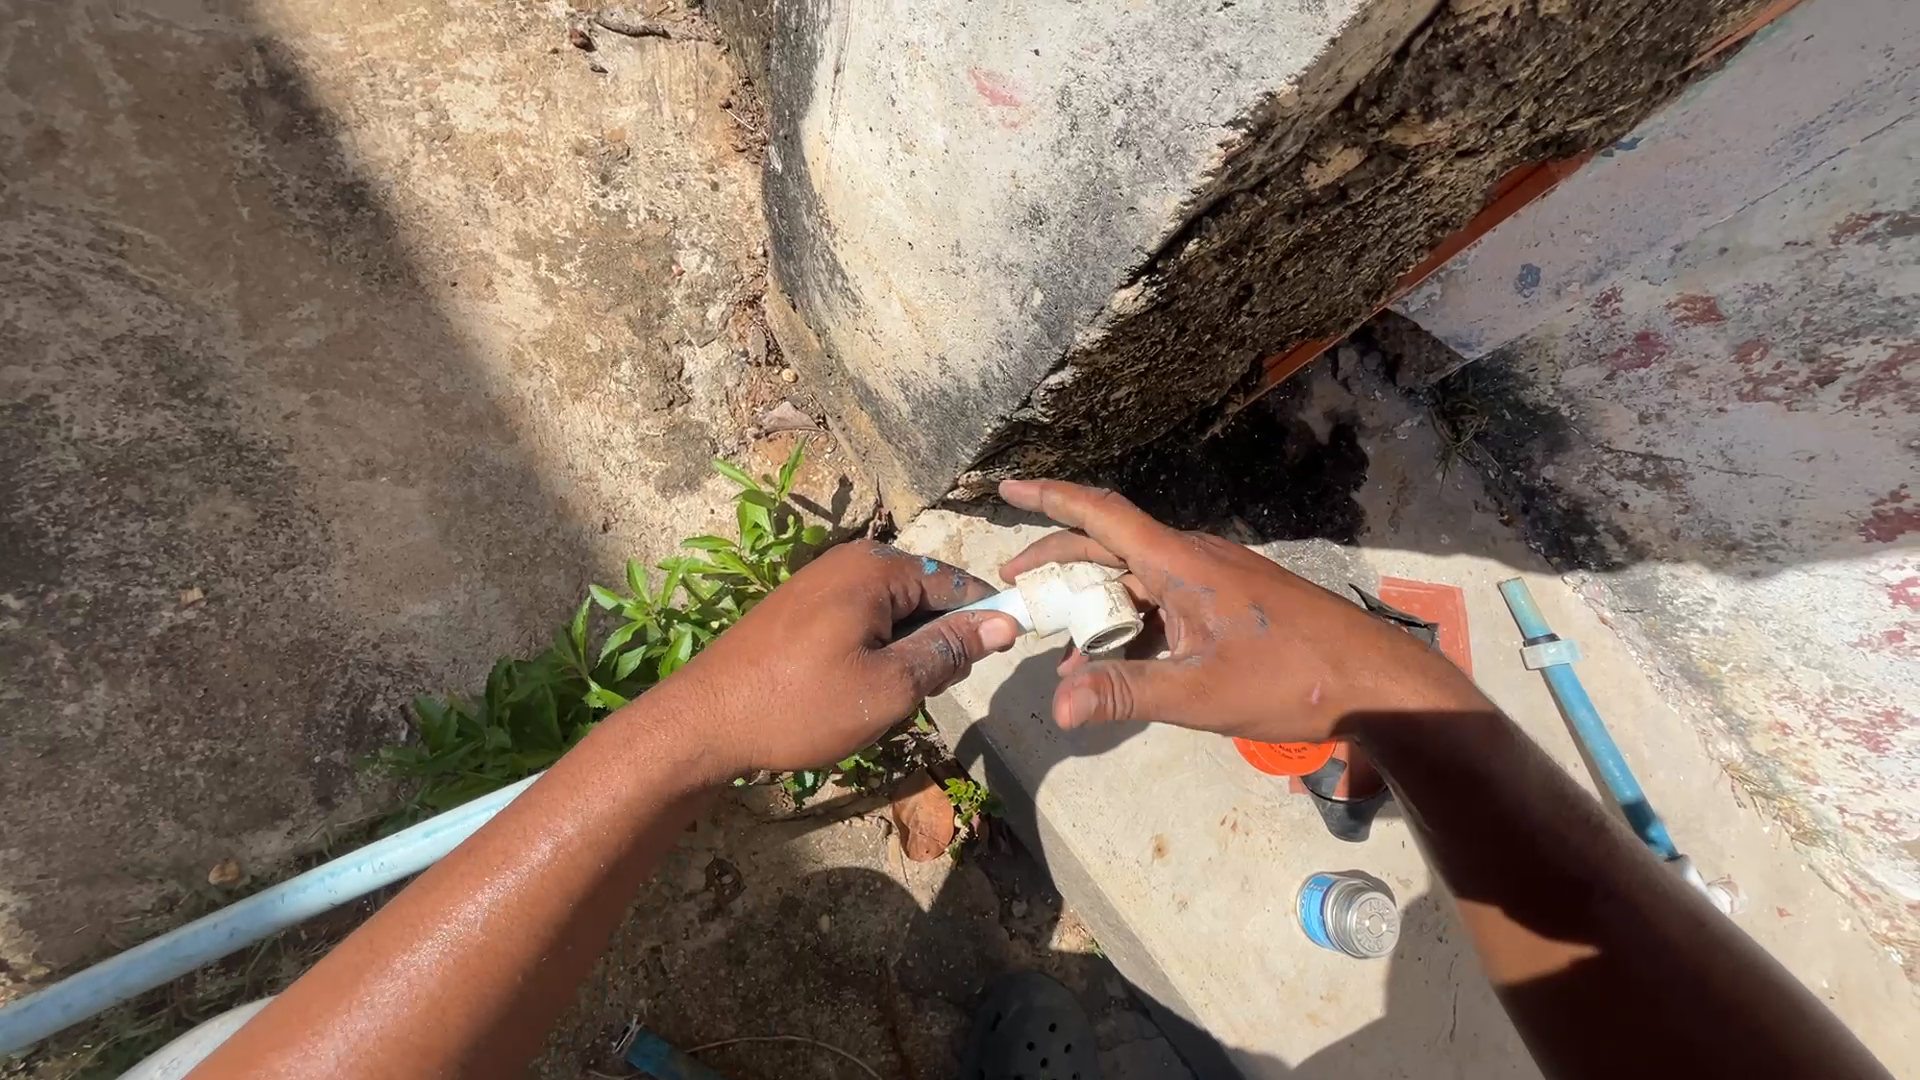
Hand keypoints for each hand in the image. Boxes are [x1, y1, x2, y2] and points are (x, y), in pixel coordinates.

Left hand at [655, 542, 1020, 777]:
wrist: (701, 722)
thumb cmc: (799, 706)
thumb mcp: (889, 686)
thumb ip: (950, 650)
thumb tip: (1004, 623)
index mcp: (876, 568)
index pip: (957, 583)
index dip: (985, 619)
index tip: (1000, 658)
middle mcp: (850, 560)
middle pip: (925, 594)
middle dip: (938, 641)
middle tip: (923, 693)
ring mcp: (822, 579)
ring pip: (894, 610)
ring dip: (905, 650)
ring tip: (883, 695)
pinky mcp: (803, 603)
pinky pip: (862, 616)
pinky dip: (875, 648)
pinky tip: (856, 684)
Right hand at [998, 479, 1487, 742]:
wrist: (1377, 683)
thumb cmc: (1290, 679)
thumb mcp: (1198, 692)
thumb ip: (1124, 693)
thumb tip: (1057, 707)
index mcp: (1179, 562)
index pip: (1100, 514)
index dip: (1048, 496)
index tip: (1006, 487)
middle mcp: (1190, 557)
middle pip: (1107, 544)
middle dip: (1055, 561)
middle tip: (1015, 585)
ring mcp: (1211, 577)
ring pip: (1134, 576)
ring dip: (1093, 603)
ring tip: (1062, 645)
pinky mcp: (1226, 598)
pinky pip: (1161, 598)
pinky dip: (1129, 621)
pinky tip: (1119, 659)